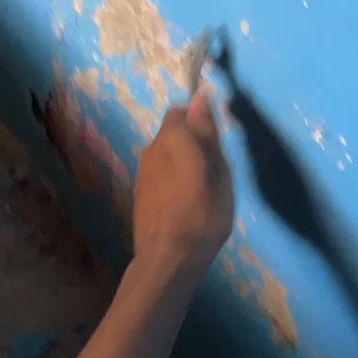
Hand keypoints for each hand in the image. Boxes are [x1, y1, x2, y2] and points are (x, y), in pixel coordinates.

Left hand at [133, 87, 235, 278]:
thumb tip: (200, 98)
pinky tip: (182, 201)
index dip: (200, 123)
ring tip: (199, 189)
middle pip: (174, 130)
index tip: (215, 146)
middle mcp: (153, 146)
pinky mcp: (139, 188)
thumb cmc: (202, 216)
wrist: (166, 259)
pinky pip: (159, 169)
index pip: (185, 111)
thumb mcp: (218, 173)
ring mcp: (143, 168)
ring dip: (181, 159)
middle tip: (211, 168)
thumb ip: (207, 134)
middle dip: (191, 140)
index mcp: (174, 137)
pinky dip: (171, 176)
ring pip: (166, 150)